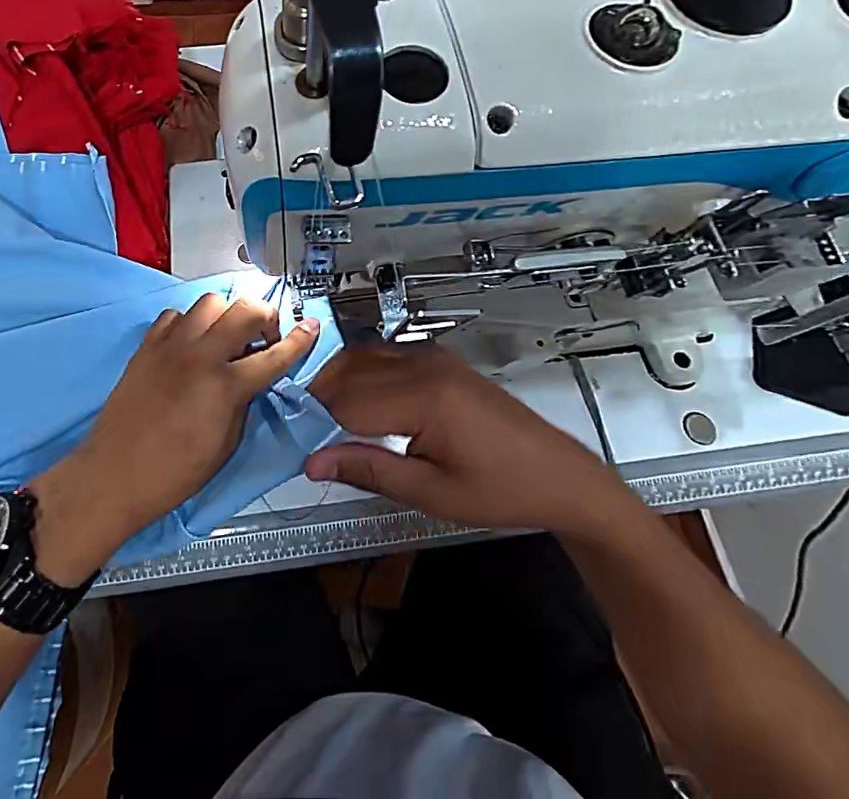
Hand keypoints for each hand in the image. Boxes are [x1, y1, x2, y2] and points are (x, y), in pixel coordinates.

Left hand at [29, 294, 319, 582]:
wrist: (114, 477)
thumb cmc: (174, 472)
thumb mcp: (227, 443)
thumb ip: (245, 402)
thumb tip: (252, 380)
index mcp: (225, 387)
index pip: (275, 354)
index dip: (300, 339)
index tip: (311, 327)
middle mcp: (199, 357)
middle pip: (245, 309)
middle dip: (266, 316)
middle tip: (266, 336)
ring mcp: (169, 347)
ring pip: (209, 302)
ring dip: (228, 314)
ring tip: (228, 337)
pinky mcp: (146, 348)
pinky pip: (174, 316)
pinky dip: (190, 323)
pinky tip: (192, 344)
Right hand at [302, 345, 637, 539]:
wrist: (559, 475)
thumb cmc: (502, 490)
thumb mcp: (430, 491)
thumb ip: (368, 469)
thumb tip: (314, 462)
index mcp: (424, 396)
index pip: (345, 401)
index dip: (312, 422)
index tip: (289, 441)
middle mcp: (427, 365)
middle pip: (350, 370)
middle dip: (318, 397)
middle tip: (295, 430)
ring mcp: (436, 359)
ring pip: (365, 357)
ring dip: (337, 382)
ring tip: (318, 420)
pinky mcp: (443, 362)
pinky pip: (388, 358)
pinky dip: (362, 375)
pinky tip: (355, 402)